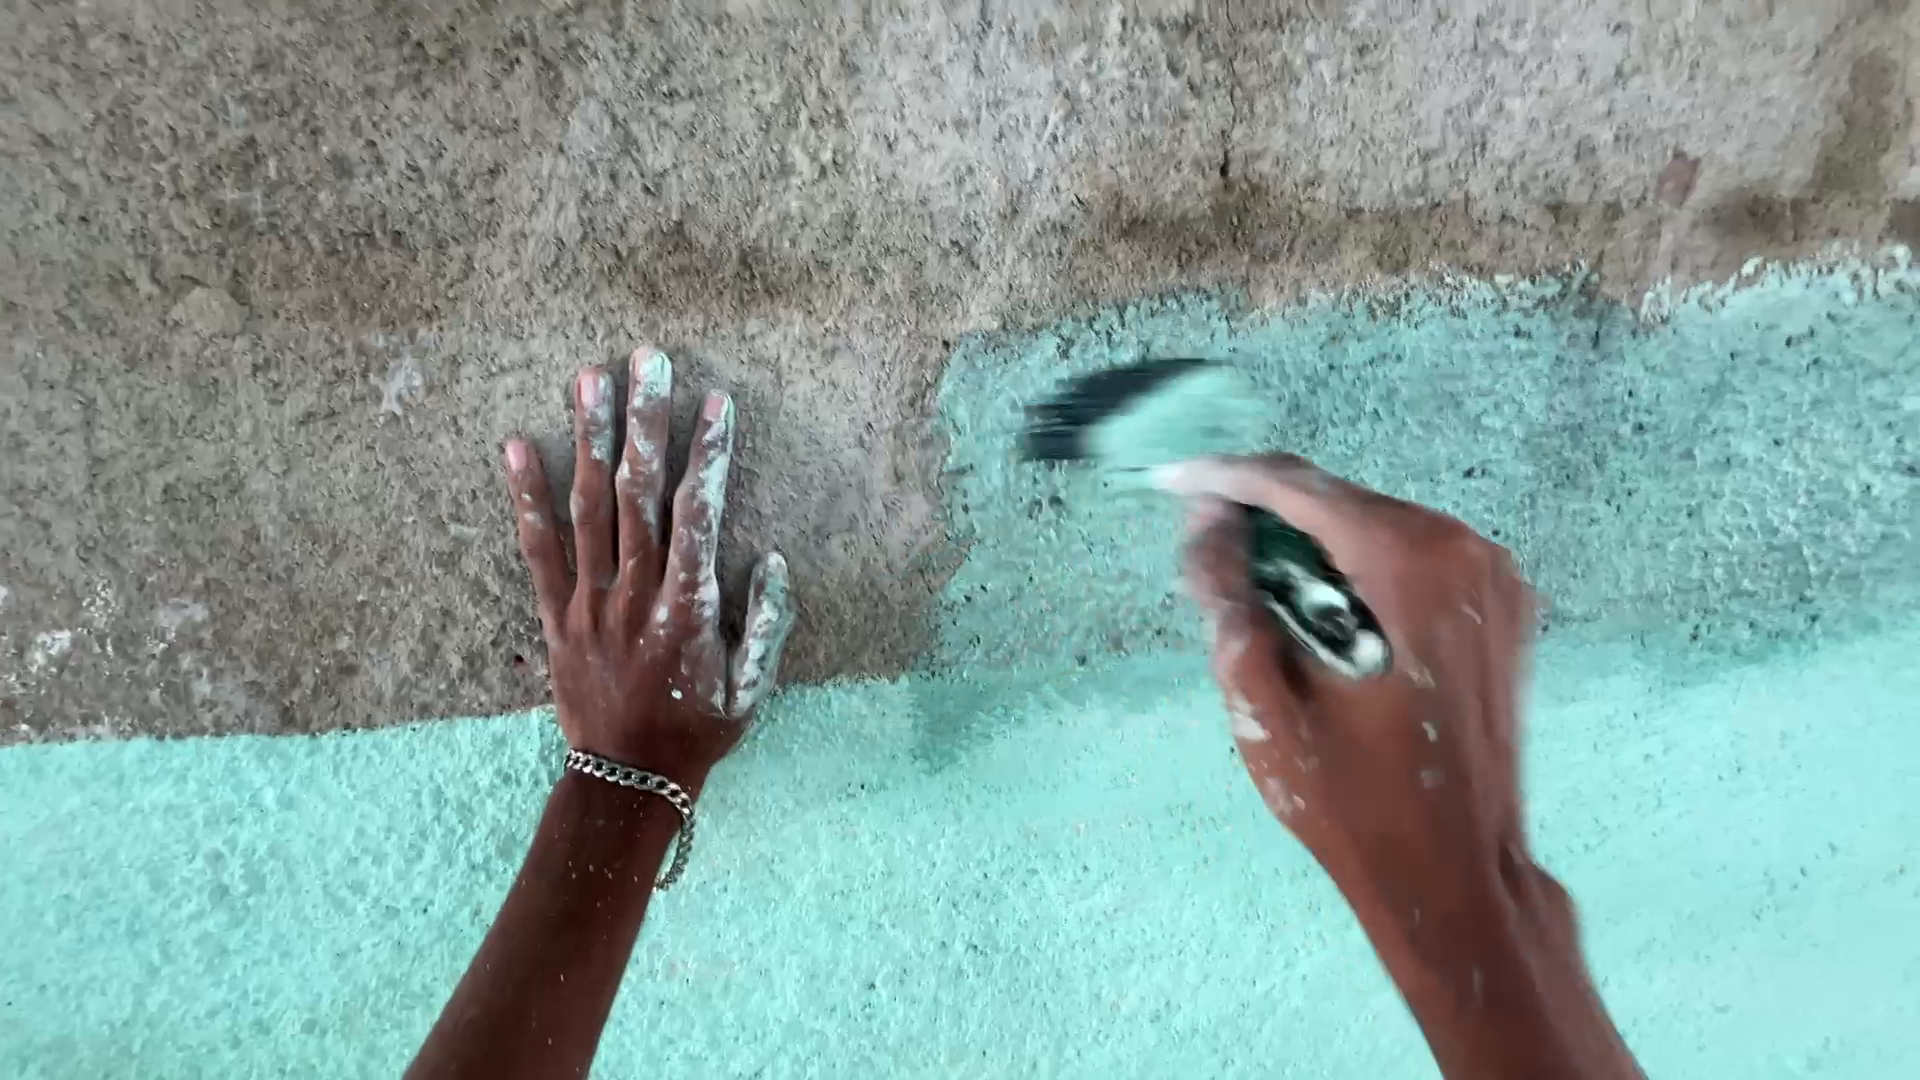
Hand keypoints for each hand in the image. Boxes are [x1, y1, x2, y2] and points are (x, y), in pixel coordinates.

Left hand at [502, 348, 794, 792]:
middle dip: (645, 421)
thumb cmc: (699, 731)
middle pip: (638, 492)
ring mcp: (589, 602)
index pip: (699, 516)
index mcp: (688, 609)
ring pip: (588, 507)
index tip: (715, 403)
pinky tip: (516, 445)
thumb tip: (774, 559)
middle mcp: (636, 594)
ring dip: (589, 437)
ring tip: (591, 376)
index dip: (709, 456)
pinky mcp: (556, 616)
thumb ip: (768, 623)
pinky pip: (536, 551)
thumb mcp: (755, 689)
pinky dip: (524, 497)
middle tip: (647, 359)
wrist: (626, 782)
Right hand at [1161, 455, 1640, 1079]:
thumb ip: (1225, 592)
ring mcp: (1492, 574)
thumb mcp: (1259, 694)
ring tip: (1246, 582)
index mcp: (1410, 563)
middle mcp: (1463, 549)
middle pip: (1334, 498)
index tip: (1170, 480)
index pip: (1297, 488)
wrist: (1454, 871)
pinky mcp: (1498, 601)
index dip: (1223, 477)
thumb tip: (1206, 519)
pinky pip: (1401, 552)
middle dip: (1259, 512)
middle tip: (1201, 549)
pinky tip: (1308, 602)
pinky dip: (1344, 562)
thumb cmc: (1348, 793)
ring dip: (1298, 540)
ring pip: (1366, 521)